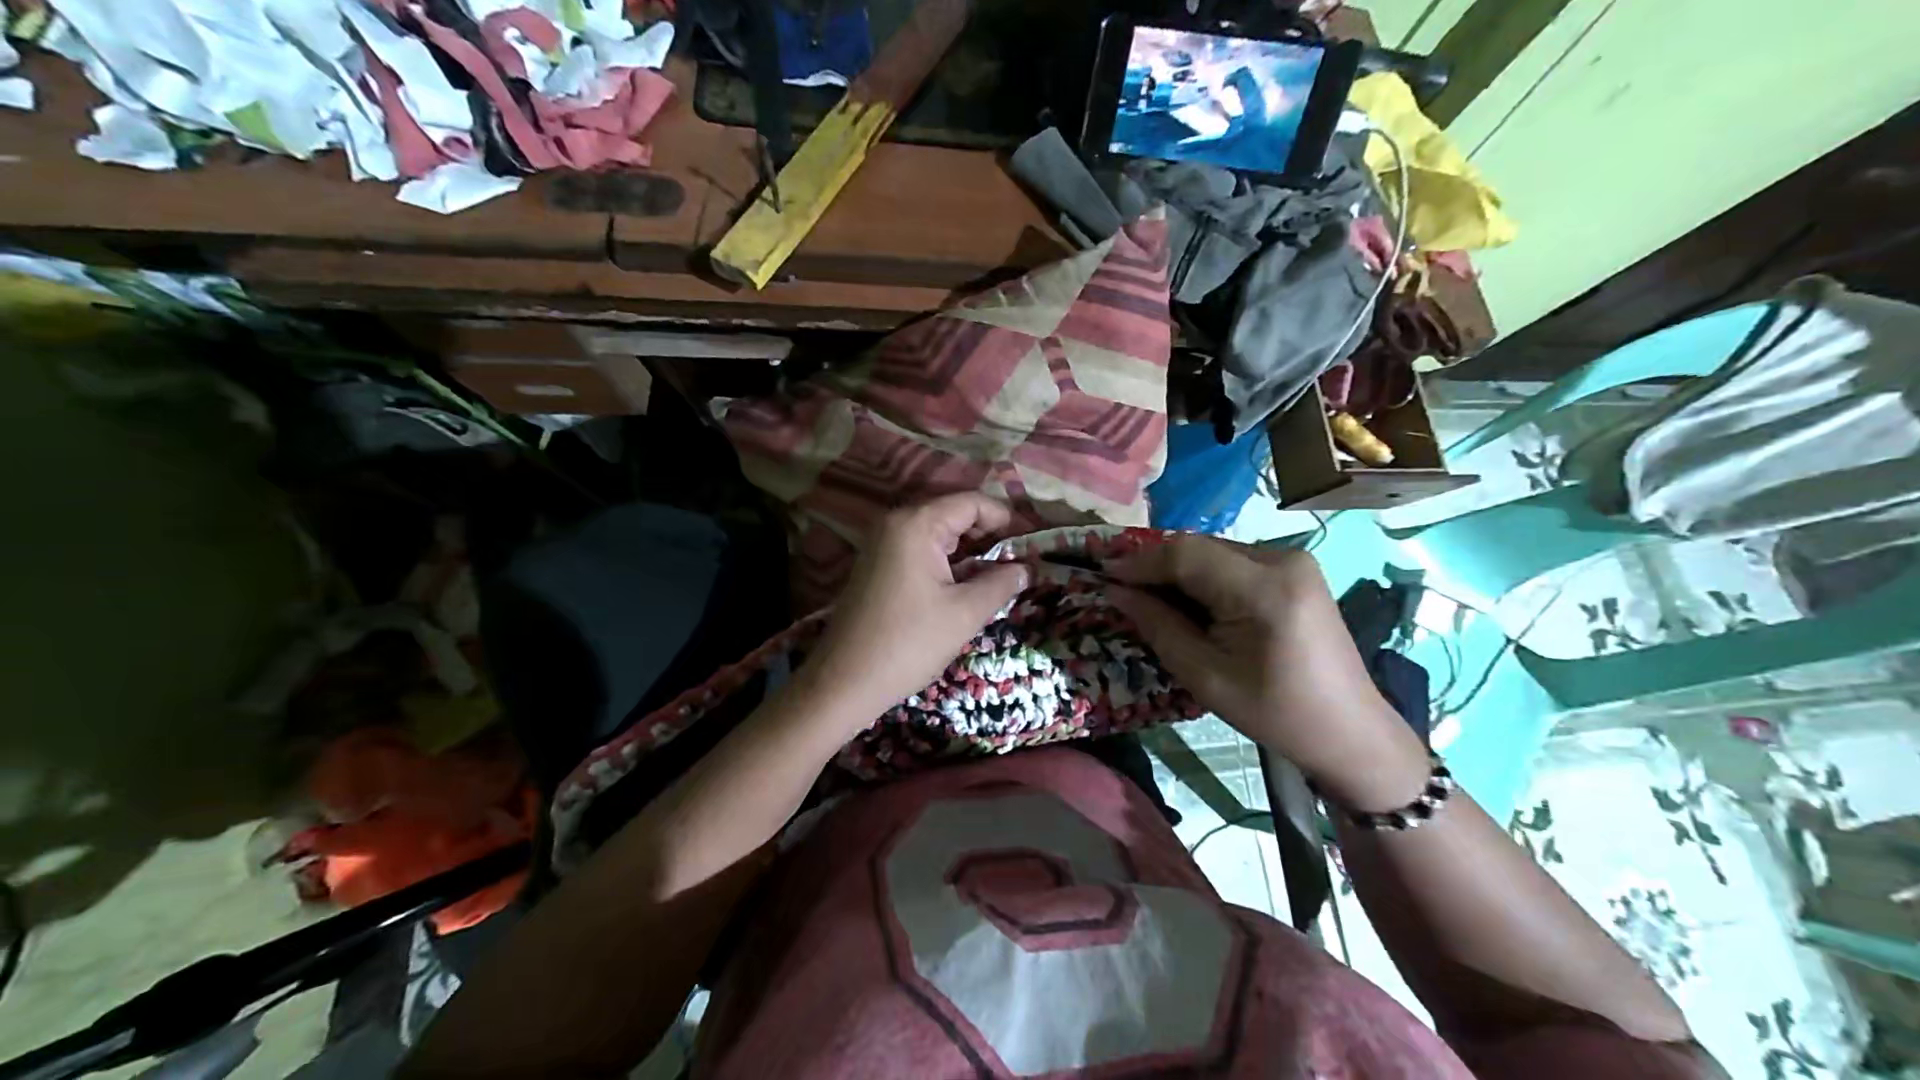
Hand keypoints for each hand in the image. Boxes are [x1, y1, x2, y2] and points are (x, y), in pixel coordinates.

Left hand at [798, 494, 1029, 729]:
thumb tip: (1026, 568)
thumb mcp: (964, 613)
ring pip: (937, 534)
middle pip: (953, 514)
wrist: (844, 681)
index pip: (971, 503)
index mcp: (915, 525)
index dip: (1006, 518)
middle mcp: (895, 524)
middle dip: (989, 535)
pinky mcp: (876, 566)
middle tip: (1020, 561)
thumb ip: (1000, 583)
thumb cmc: (908, 643)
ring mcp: (881, 544)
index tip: (1032, 542)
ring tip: (999, 575)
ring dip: (969, 550)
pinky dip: (946, 561)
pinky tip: (966, 584)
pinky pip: (919, 550)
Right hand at [1106, 537, 1428, 811]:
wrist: (1348, 730)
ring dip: (1178, 570)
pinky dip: (1203, 575)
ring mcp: (1294, 560)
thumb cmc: (1274, 712)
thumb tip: (1116, 591)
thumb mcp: (1204, 675)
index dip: (1140, 562)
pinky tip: (1190, 600)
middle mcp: (1283, 559)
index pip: (1186, 554)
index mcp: (1265, 589)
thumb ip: (1157, 625)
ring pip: (1214, 550)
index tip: (1104, 576)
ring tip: (1151, 598)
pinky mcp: (1296, 569)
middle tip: (1122, 590)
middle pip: (1199, 546)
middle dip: (1156, 566)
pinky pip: (1233, 560)